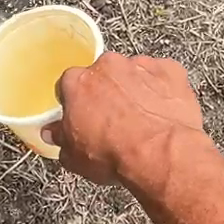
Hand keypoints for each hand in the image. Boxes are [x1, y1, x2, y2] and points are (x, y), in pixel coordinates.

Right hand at [42, 52, 208, 190]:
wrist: (160, 153)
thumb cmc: (117, 153)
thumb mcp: (74, 157)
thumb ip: (60, 139)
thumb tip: (54, 134)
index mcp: (77, 84)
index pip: (68, 86)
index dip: (74, 103)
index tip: (80, 116)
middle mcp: (107, 67)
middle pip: (101, 76)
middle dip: (105, 94)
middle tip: (111, 121)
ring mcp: (139, 66)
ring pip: (131, 74)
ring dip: (132, 91)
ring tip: (140, 120)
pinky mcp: (169, 70)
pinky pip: (161, 76)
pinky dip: (160, 89)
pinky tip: (160, 112)